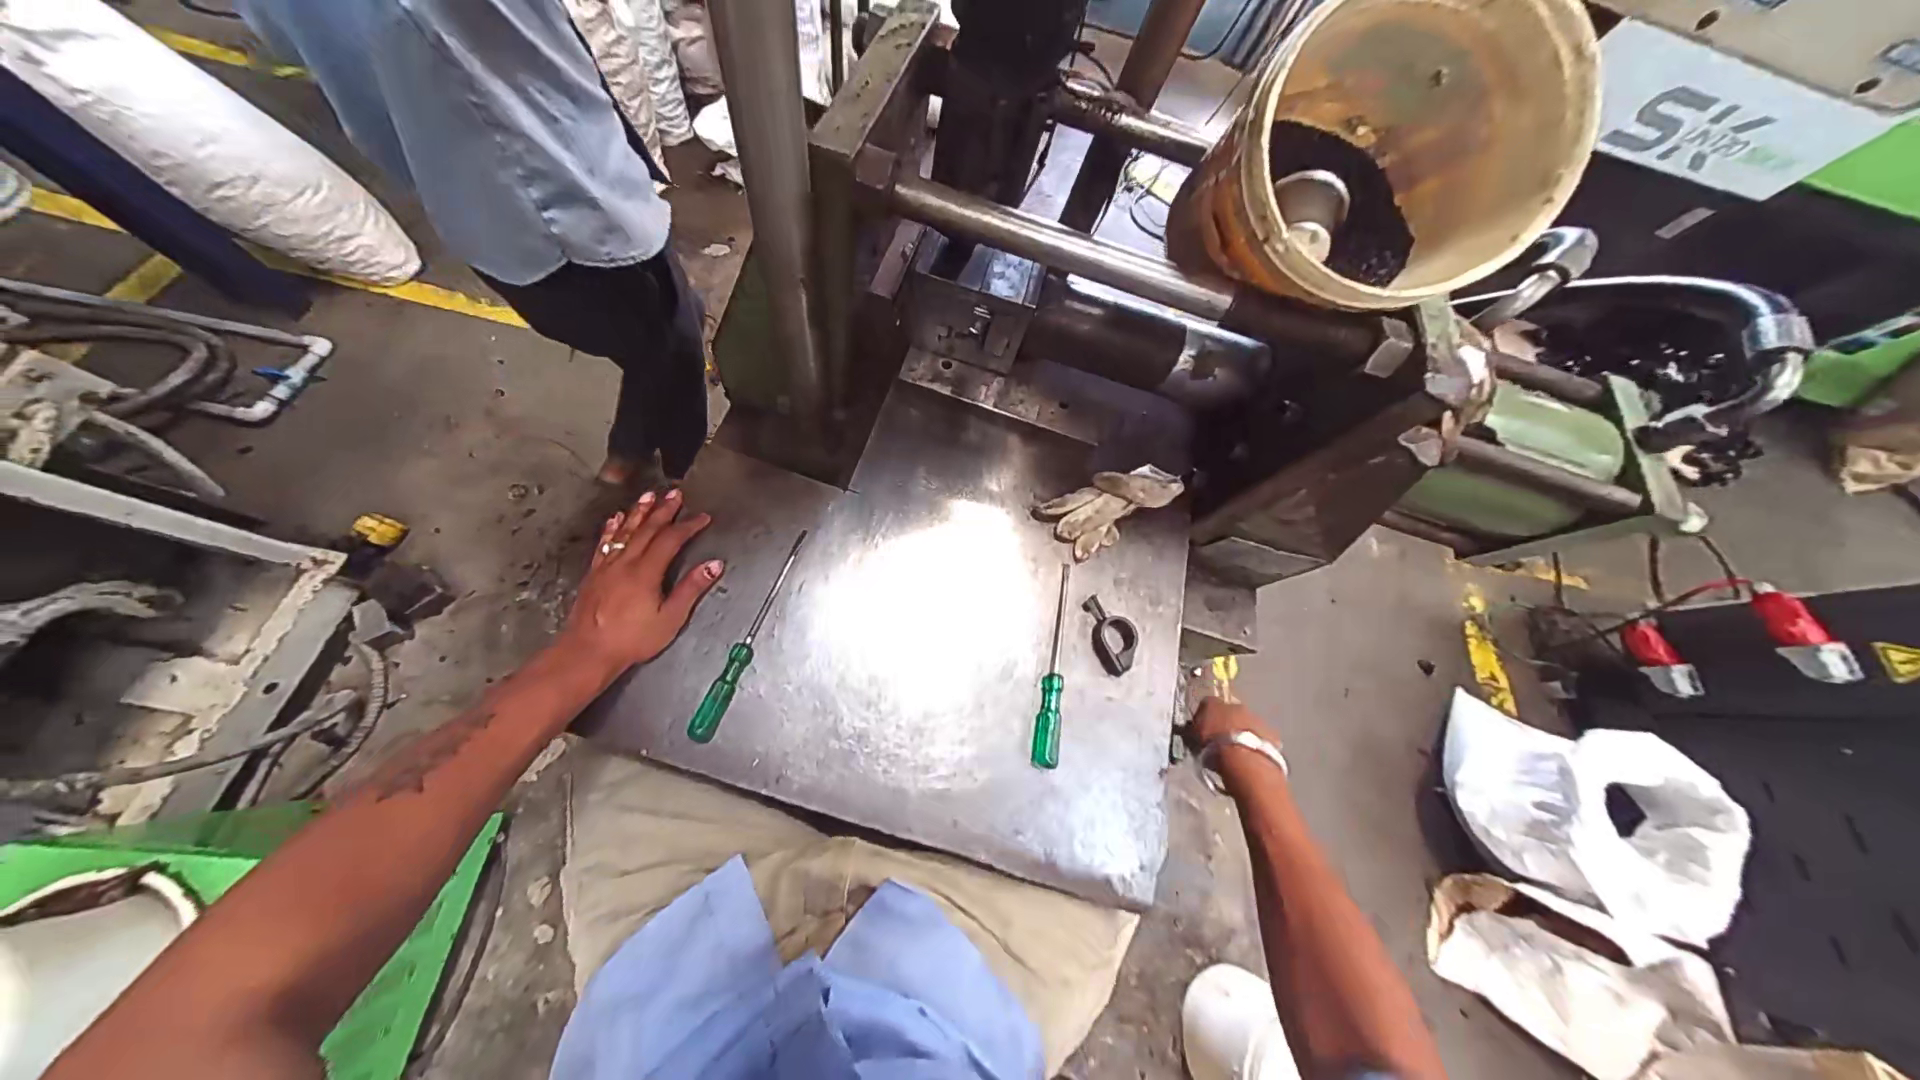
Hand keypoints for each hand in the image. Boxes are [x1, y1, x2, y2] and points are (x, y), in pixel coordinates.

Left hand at [560, 489, 723, 674]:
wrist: (587, 652)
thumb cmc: (632, 640)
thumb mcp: (671, 618)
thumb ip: (691, 589)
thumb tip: (713, 565)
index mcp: (646, 572)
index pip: (671, 540)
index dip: (688, 526)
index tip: (702, 518)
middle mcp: (625, 564)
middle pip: (647, 529)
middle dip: (664, 510)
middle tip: (675, 494)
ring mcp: (607, 567)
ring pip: (625, 531)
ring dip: (639, 512)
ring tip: (648, 496)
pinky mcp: (594, 574)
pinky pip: (605, 544)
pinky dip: (612, 529)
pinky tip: (615, 520)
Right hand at [1186, 696, 1279, 754]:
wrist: (1244, 760)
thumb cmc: (1212, 748)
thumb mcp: (1192, 740)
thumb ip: (1191, 731)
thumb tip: (1189, 730)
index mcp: (1213, 703)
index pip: (1205, 704)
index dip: (1204, 717)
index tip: (1202, 731)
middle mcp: (1236, 705)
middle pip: (1229, 712)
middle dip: (1226, 723)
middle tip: (1221, 741)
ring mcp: (1256, 718)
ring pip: (1247, 723)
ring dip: (1242, 732)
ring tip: (1237, 752)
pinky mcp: (1272, 734)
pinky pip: (1262, 737)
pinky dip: (1257, 743)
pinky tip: (1252, 756)